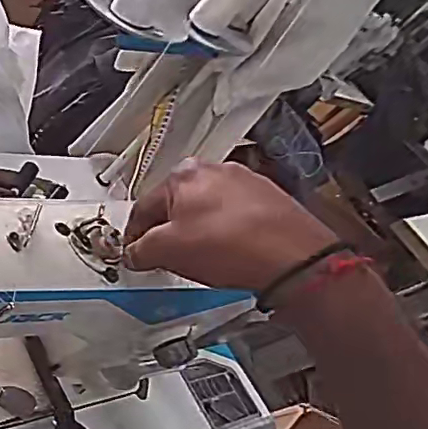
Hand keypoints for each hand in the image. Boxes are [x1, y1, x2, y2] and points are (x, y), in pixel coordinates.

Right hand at [124, 160, 337, 291]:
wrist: (293, 258)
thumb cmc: (231, 247)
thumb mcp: (166, 252)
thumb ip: (139, 250)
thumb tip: (134, 252)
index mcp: (183, 175)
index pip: (143, 208)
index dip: (134, 235)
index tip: (135, 252)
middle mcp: (215, 170)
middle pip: (175, 205)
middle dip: (167, 231)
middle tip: (166, 257)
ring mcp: (245, 182)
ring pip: (204, 209)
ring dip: (197, 231)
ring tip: (200, 258)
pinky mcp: (268, 198)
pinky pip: (232, 216)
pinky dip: (224, 233)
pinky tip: (227, 253)